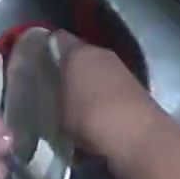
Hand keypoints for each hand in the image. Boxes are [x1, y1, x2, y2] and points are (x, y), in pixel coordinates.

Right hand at [57, 34, 160, 157]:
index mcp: (76, 51)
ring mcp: (121, 69)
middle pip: (79, 54)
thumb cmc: (91, 118)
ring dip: (89, 83)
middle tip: (56, 86)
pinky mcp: (138, 88)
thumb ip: (53, 98)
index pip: (56, 38)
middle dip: (69, 67)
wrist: (142, 140)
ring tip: (77, 103)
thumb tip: (51, 98)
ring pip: (98, 70)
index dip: (47, 48)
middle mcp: (99, 52)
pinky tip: (99, 115)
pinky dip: (106, 96)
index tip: (38, 63)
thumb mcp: (59, 112)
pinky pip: (113, 87)